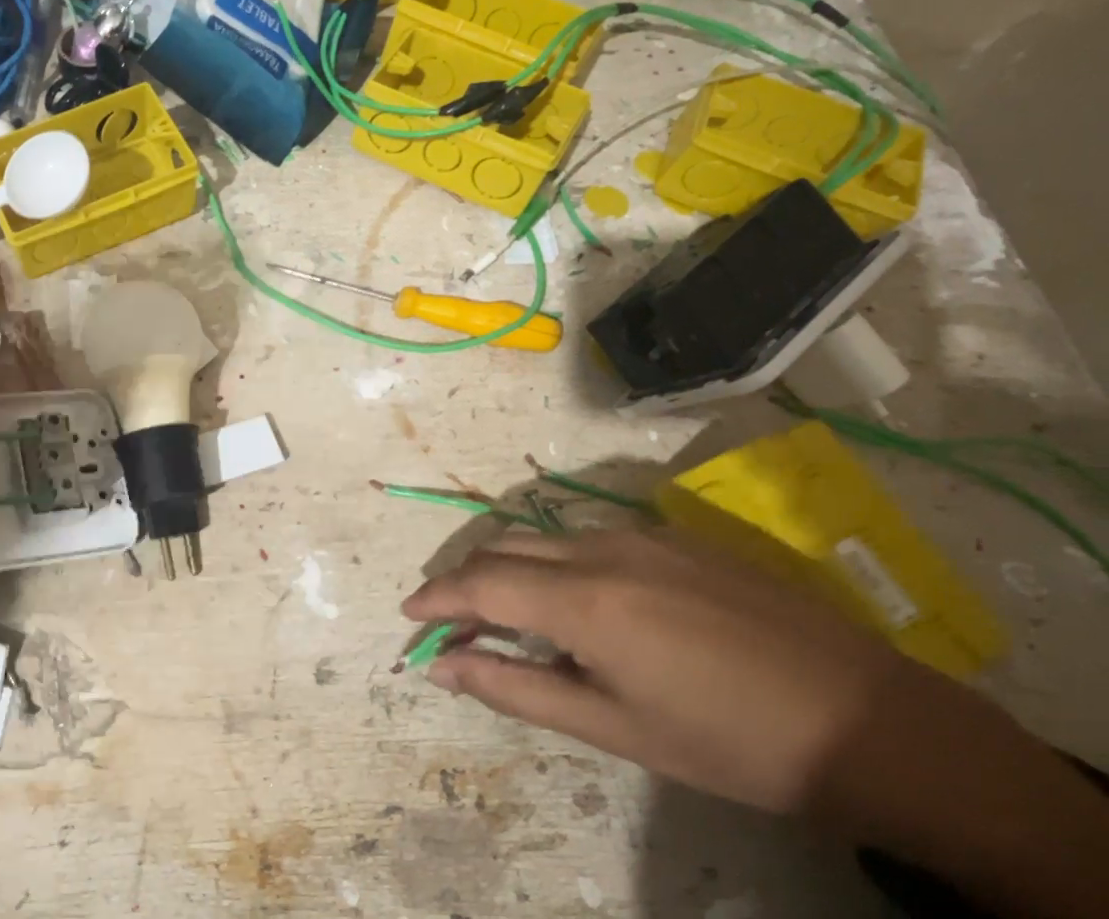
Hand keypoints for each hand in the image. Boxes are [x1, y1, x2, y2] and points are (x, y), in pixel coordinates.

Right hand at [402, 528, 1007, 812]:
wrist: (871, 723)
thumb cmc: (729, 743)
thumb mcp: (612, 728)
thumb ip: (515, 689)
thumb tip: (443, 666)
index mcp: (584, 602)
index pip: (479, 584)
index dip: (436, 599)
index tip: (410, 619)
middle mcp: (604, 551)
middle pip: (504, 548)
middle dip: (465, 581)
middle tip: (452, 624)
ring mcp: (646, 538)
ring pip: (546, 540)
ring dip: (510, 570)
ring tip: (508, 617)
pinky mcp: (680, 540)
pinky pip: (590, 540)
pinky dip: (556, 564)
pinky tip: (576, 603)